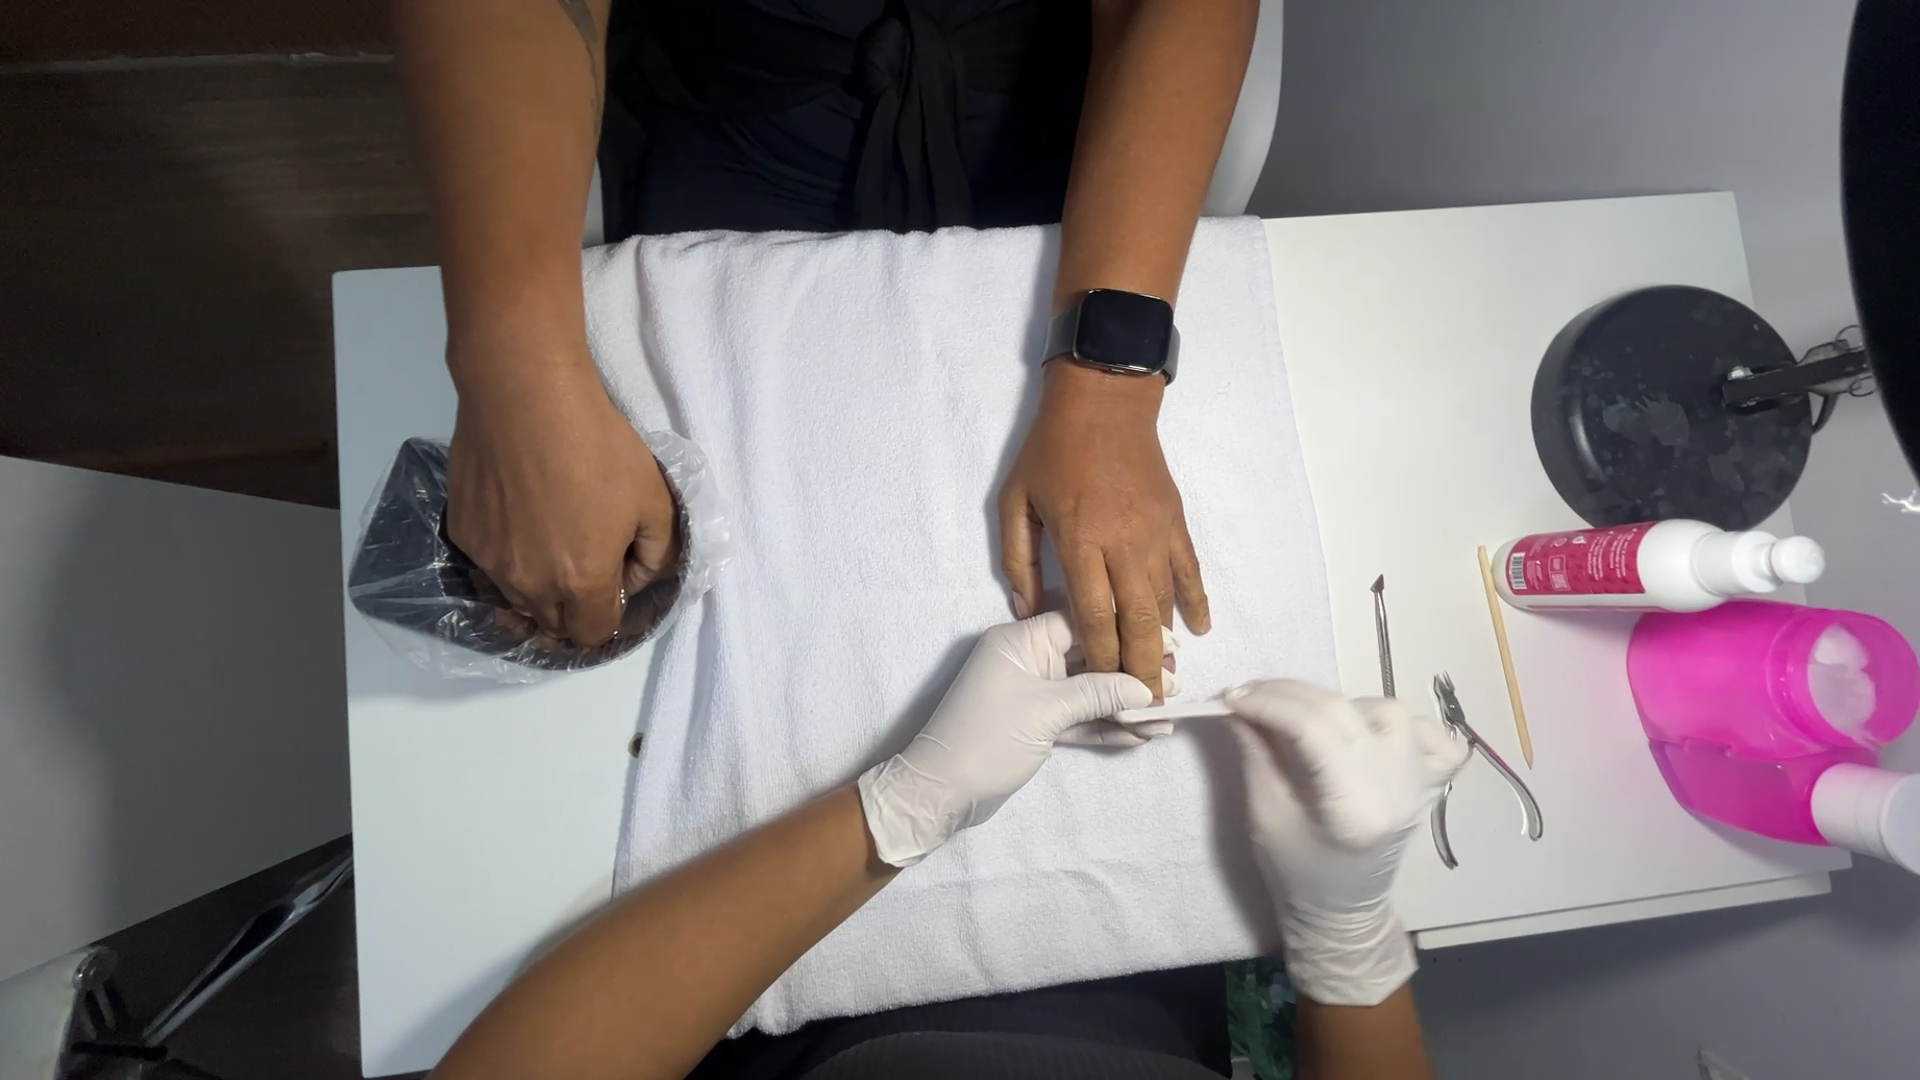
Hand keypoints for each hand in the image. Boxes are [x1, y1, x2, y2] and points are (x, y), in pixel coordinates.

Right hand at [445, 337, 680, 645]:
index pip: (594, 633)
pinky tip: (526, 522)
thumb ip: (658, 554)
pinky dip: (512, 559)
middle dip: (578, 608)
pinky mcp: (462, 532)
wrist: (526, 398)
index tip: (619, 586)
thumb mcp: (656, 502)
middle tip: (593, 565)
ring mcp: (488, 561)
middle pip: (554, 624)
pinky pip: (492, 567)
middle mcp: (528, 584)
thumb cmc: (600, 450)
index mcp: (581, 582)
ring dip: (542, 588)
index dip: (613, 617)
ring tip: (558, 545)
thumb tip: (641, 578)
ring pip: (519, 600)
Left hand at [857, 612, 1159, 866]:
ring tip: (1168, 716)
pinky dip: (1106, 726)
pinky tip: (1142, 734)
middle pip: (1091, 656)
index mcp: (1021, 640)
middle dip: (1133, 673)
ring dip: (1124, 705)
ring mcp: (1033, 693)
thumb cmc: (988, 737)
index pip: (1083, 622)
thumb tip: (1147, 688)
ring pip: (1088, 691)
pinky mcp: (1037, 724)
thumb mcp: (1046, 710)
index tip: (1170, 646)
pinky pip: (1078, 718)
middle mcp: (1029, 659)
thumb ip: (1098, 694)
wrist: (941, 792)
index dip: (1127, 632)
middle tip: (1175, 687)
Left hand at [998, 361, 1209, 699]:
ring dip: (1165, 643)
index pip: (1094, 618)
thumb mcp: (1015, 501)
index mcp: (1080, 541)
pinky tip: (1197, 629)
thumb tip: (1027, 609)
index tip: (1104, 691)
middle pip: (1137, 621)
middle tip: (1145, 704)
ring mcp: (1156, 533)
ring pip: (1166, 602)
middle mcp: (1123, 545)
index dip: (1101, 660)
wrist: (1103, 400)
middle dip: (1140, 667)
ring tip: (1163, 676)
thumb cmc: (1050, 451)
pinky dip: (1196, 602)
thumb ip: (1018, 559)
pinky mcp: (1176, 521)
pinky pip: (1190, 571)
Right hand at [1227, 681, 1468, 1006]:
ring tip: (1305, 716)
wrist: (1343, 910)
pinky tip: (1364, 727)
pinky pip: (1430, 733)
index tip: (1230, 697)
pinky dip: (1397, 721)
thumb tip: (1237, 704)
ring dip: (1337, 702)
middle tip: (1248, 694)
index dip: (1266, 703)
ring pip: (1386, 710)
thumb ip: (1255, 751)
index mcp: (1353, 808)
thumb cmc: (1296, 870)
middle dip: (1285, 692)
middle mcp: (1396, 789)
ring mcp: (1420, 783)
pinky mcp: (1430, 782)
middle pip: (1340, 710)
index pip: (1310, 728)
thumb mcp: (1264, 813)